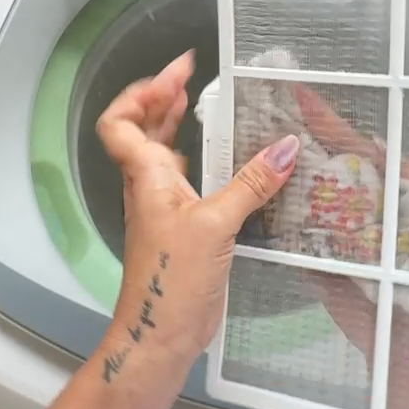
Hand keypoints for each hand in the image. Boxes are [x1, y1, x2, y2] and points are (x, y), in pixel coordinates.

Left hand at [94, 50, 300, 391]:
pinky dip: (203, 157)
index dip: (140, 93)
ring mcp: (166, 205)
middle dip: (163, 97)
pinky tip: (229, 155)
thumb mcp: (216, 225)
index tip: (175, 73)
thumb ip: (251, 184)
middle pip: (143, 129)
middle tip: (192, 74)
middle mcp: (151, 184)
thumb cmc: (172, 279)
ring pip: (165, 152)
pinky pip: (190, 178)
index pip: (121, 122)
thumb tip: (287, 147)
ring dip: (177, 123)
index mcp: (147, 175)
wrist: (161, 335)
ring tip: (202, 99)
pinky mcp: (184, 224)